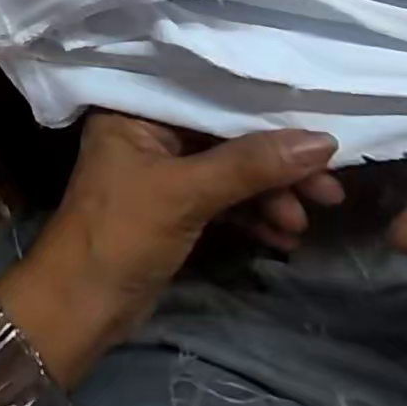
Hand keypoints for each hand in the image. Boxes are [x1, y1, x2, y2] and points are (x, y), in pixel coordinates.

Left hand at [0, 113, 340, 385]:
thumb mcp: (186, 193)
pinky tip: (282, 237)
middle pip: (225, 135)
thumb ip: (251, 164)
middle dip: (274, 164)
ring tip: (302, 222)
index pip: (209, 96)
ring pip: (228, 170)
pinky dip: (250, 215)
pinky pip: (222, 199)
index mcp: (134, 108)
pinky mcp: (173, 205)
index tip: (315, 128)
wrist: (80, 310)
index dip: (262, 110)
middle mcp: (147, 130)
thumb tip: (322, 142)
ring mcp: (162, 169)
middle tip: (326, 188)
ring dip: (268, 194)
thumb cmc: (121, 234)